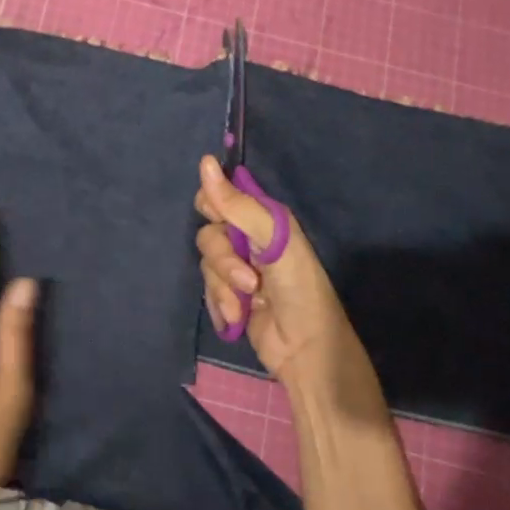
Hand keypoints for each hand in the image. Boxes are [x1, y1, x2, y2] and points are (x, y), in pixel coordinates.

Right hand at [195, 156, 360, 388]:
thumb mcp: (274, 240)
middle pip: (208, 234)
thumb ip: (237, 205)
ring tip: (245, 304)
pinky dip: (220, 305)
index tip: (218, 219)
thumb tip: (205, 161)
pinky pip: (207, 291)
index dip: (212, 206)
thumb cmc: (299, 287)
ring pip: (207, 265)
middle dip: (222, 260)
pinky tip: (237, 316)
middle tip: (246, 278)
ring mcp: (237, 270)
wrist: (305, 348)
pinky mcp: (230, 297)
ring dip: (223, 288)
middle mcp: (248, 240)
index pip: (219, 197)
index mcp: (262, 219)